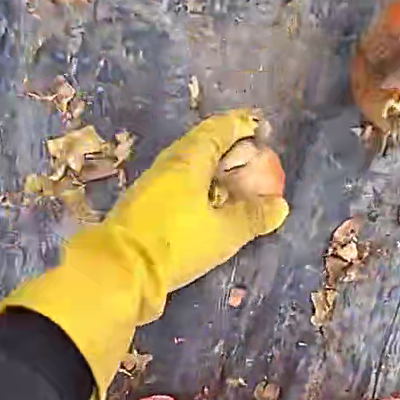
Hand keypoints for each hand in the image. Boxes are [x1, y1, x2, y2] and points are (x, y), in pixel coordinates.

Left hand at [105, 109, 288, 293]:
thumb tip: (279, 205)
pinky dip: (200, 194)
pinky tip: (211, 211)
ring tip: (238, 190)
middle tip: (255, 164)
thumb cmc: (176, 242)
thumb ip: (252, 217)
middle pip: (203, 149)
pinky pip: (180, 192)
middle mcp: (168, 166)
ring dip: (214, 177)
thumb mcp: (223, 232)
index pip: (219, 129)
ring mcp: (153, 188)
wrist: (120, 272)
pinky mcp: (145, 211)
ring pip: (190, 172)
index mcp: (188, 159)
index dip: (242, 126)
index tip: (260, 128)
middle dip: (230, 154)